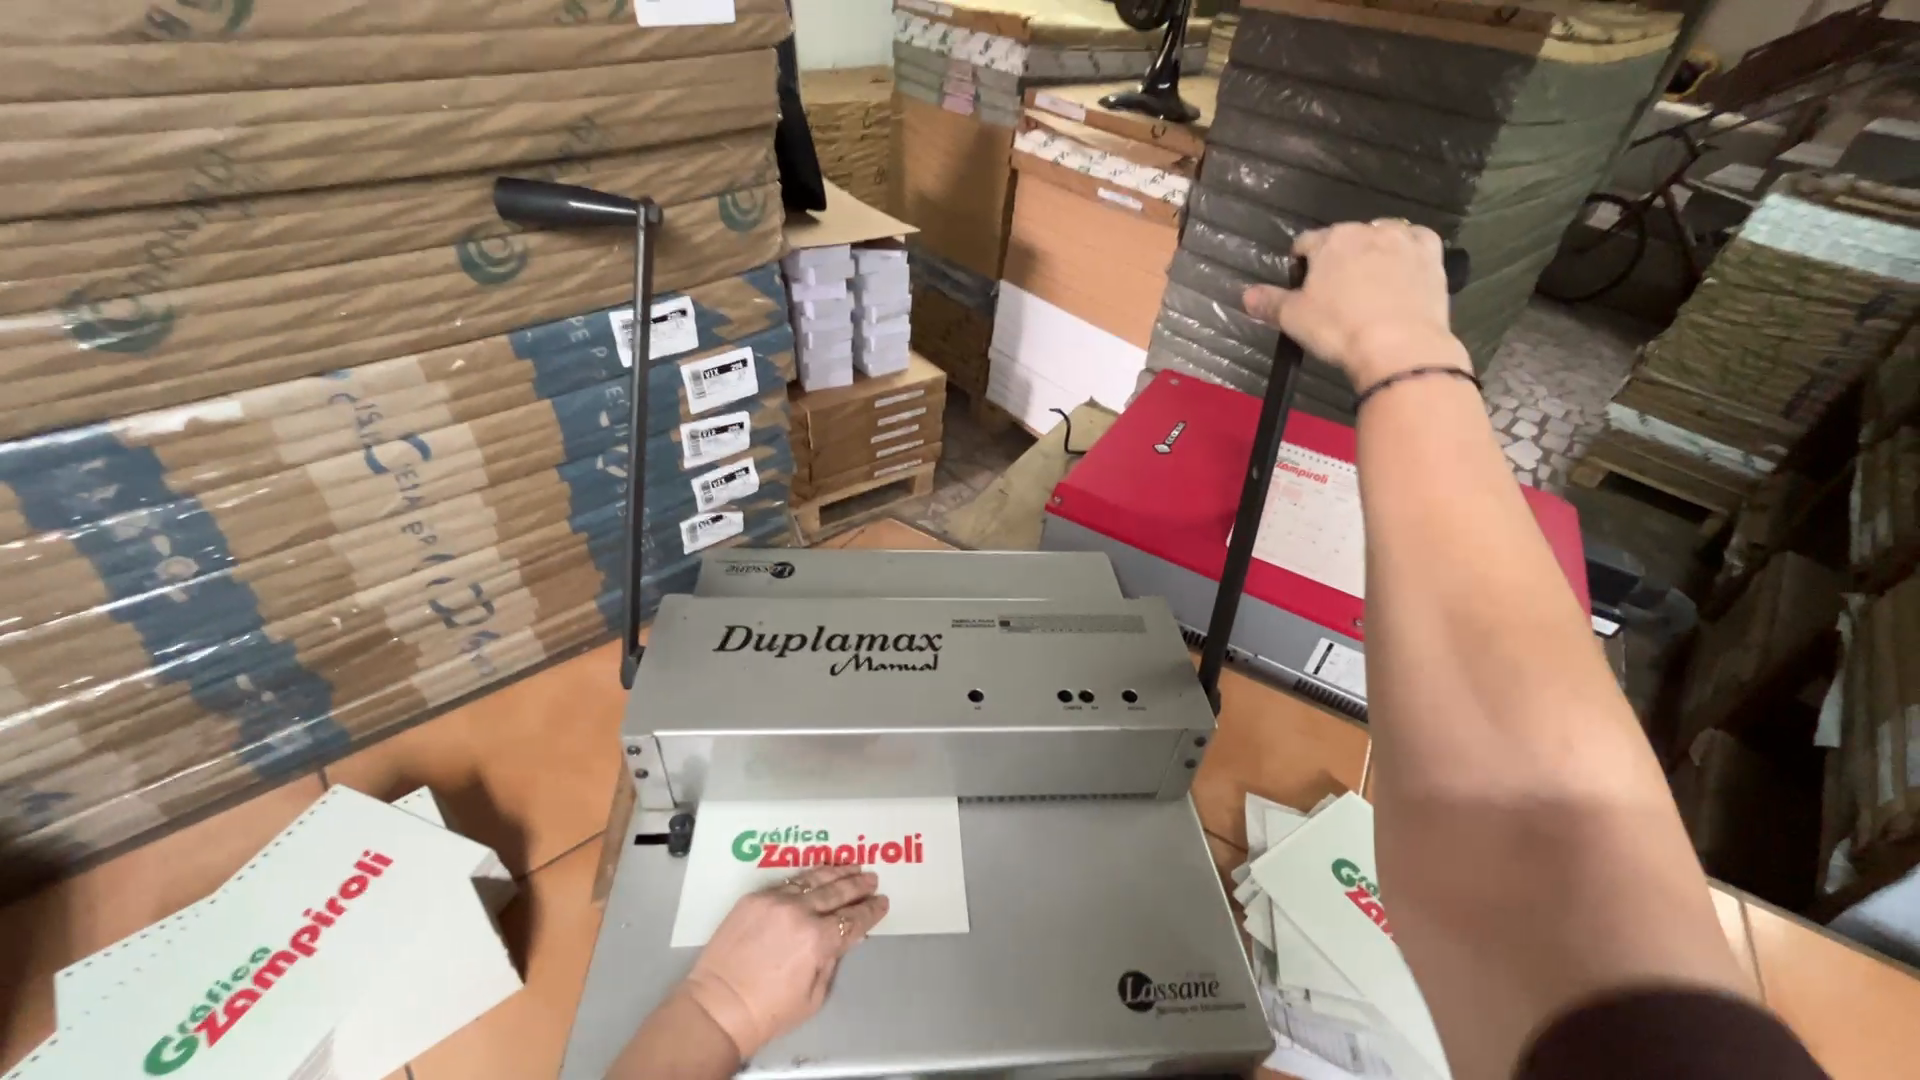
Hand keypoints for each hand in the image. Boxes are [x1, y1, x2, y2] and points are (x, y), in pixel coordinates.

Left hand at [678, 863, 890, 1060]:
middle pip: (838, 893)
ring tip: (853, 867)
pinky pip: (789, 881)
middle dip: (859, 886)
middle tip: (873, 878)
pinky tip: (820, 872)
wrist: (719, 1006)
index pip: (853, 919)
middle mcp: (800, 913)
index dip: (871, 911)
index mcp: (818, 940)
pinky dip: (809, 876)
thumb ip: (832, 960)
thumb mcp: (814, 996)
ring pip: (815, 879)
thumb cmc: (769, 1011)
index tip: (882, 903)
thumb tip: (844, 938)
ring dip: (838, 872)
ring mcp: (775, 900)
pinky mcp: (755, 897)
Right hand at [1241, 220, 1465, 390]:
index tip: (1302, 290)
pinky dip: (1407, 253)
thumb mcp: (1293, 319)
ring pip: (1381, 237)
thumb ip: (1268, 303)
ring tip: (1369, 287)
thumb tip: (1246, 295)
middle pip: (1344, 238)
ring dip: (1373, 253)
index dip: (1300, 266)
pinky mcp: (1433, 255)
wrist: (1399, 346)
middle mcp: (1367, 230)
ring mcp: (1404, 240)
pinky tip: (1402, 274)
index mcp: (1330, 240)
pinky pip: (1417, 243)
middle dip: (1338, 260)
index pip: (1305, 243)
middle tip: (1335, 296)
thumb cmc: (1338, 329)